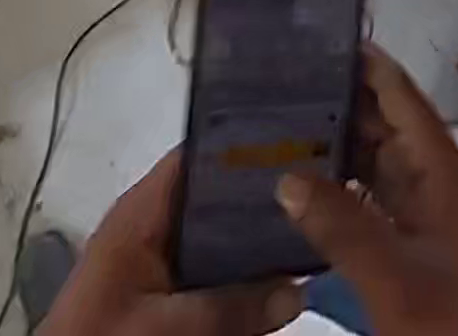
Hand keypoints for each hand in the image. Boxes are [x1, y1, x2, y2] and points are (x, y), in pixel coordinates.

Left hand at [38, 151, 302, 335]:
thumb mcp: (162, 328)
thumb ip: (228, 308)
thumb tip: (297, 291)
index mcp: (145, 207)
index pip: (200, 151)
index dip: (244, 140)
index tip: (292, 140)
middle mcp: (155, 219)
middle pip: (216, 188)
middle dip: (261, 188)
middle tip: (313, 182)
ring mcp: (160, 254)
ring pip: (219, 226)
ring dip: (255, 229)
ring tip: (308, 218)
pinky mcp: (164, 286)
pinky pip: (213, 262)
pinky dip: (242, 263)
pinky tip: (280, 267)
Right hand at [276, 47, 457, 335]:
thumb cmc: (447, 319)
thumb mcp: (396, 276)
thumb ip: (342, 225)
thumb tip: (286, 176)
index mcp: (435, 160)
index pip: (396, 89)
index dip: (361, 60)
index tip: (314, 39)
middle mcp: (423, 166)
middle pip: (376, 113)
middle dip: (334, 94)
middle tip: (277, 78)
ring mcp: (409, 196)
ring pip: (364, 147)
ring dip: (327, 133)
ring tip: (273, 114)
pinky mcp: (394, 225)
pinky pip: (357, 182)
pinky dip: (329, 172)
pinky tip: (291, 171)